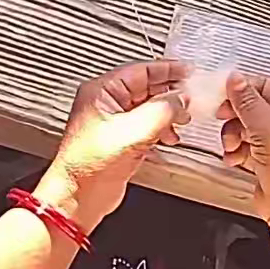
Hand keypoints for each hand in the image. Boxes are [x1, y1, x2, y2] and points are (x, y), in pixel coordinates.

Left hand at [36, 61, 188, 231]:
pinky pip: (148, 124)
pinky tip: (170, 136)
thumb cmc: (87, 167)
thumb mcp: (132, 132)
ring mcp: (114, 121)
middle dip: (171, 93)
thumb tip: (181, 98)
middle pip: (148, 87)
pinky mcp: (122, 139)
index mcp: (102, 92)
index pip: (141, 70)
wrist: (78, 198)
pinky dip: (163, 127)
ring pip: (150, 106)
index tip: (188, 71)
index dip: (167, 69)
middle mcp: (107, 103)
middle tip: (191, 98)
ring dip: (169, 112)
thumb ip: (162, 111)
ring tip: (182, 118)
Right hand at [217, 73, 269, 226]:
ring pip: (247, 129)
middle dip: (236, 115)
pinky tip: (234, 158)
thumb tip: (236, 80)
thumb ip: (248, 102)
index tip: (224, 91)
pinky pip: (246, 149)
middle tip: (222, 117)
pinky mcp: (268, 164)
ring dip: (233, 135)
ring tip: (232, 145)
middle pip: (255, 108)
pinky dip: (236, 152)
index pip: (269, 86)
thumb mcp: (268, 129)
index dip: (245, 88)